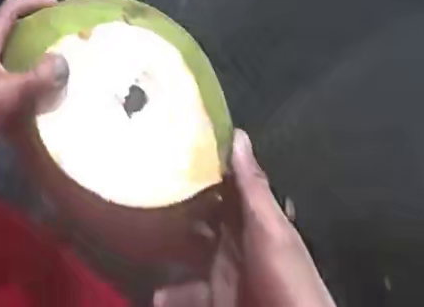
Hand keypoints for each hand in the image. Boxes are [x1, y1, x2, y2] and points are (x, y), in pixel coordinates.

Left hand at [0, 0, 69, 176]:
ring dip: (35, 56)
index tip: (58, 6)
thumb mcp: (6, 95)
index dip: (33, 4)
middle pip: (12, 31)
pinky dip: (30, 79)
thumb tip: (62, 60)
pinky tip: (47, 95)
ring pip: (13, 56)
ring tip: (62, 64)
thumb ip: (36, 77)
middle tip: (65, 37)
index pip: (9, 11)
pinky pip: (12, 79)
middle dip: (37, 29)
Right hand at [154, 130, 336, 306]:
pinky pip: (186, 291)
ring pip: (186, 251)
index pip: (223, 180)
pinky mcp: (218, 300)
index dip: (197, 159)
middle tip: (137, 183)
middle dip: (170, 200)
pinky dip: (169, 293)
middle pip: (198, 212)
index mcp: (252, 219)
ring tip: (135, 238)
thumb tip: (237, 133)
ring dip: (162, 247)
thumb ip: (252, 188)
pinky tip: (154, 295)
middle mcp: (236, 242)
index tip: (163, 137)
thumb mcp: (272, 233)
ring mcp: (226, 274)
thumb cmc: (288, 286)